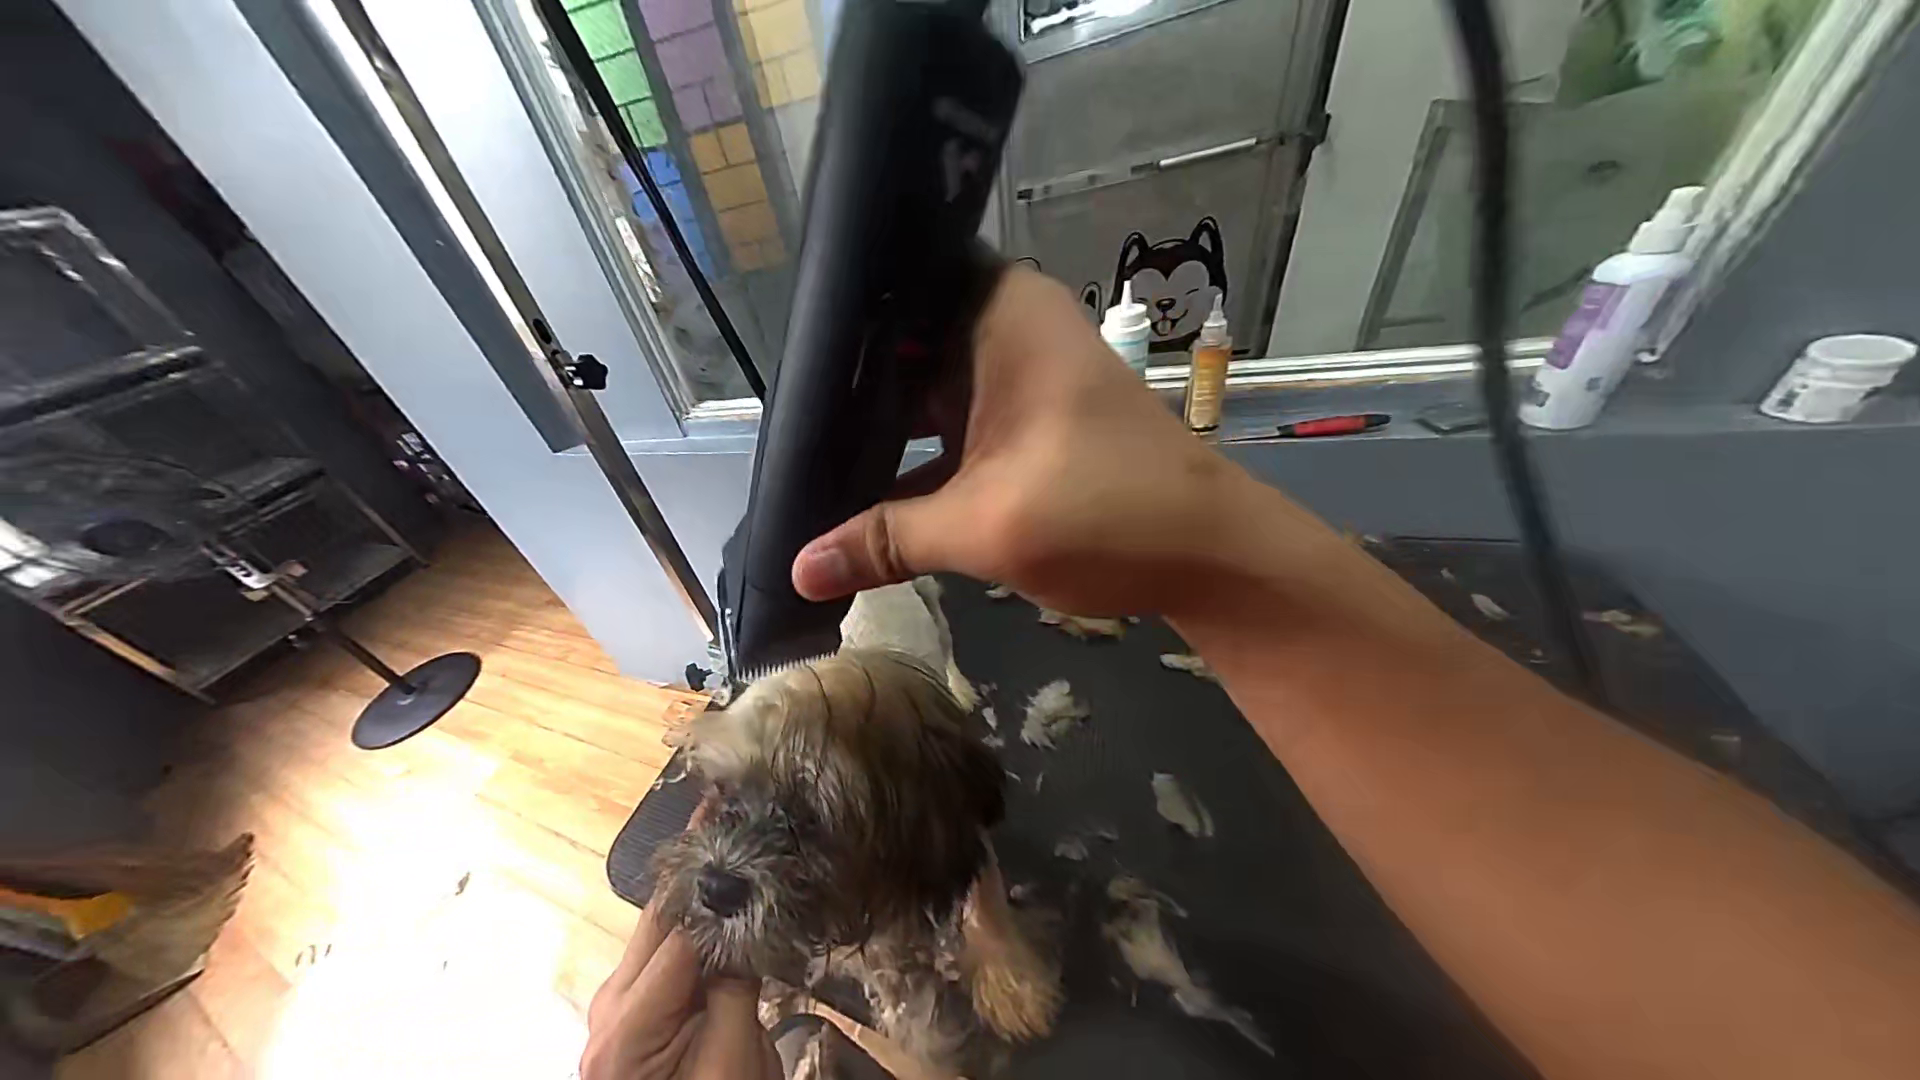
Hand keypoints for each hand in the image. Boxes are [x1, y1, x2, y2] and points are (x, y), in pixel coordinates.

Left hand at [581, 901, 777, 1079]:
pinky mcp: (633, 1007)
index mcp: (624, 1032)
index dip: (722, 908)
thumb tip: (745, 912)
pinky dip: (699, 939)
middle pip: (660, 923)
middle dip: (708, 902)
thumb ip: (735, 982)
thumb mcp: (734, 1059)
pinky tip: (730, 940)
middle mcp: (607, 1009)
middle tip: (757, 897)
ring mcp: (616, 1006)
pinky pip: (666, 951)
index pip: (678, 937)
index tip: (762, 892)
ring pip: (662, 929)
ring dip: (705, 919)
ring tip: (749, 914)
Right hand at [790, 267, 1347, 619]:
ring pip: (921, 399)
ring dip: (878, 439)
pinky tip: (863, 492)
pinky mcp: (1022, 423)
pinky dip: (916, 463)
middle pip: (897, 354)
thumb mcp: (984, 526)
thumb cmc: (1106, 514)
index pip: (884, 297)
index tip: (775, 386)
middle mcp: (1002, 329)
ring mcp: (1014, 378)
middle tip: (775, 437)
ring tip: (802, 465)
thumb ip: (885, 540)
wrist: (1210, 555)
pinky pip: (949, 431)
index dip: (827, 340)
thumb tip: (798, 569)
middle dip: (844, 402)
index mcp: (996, 312)